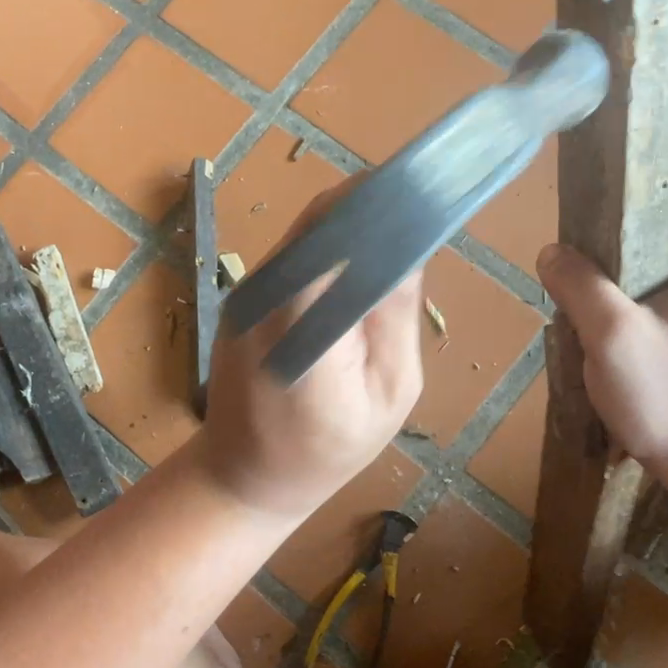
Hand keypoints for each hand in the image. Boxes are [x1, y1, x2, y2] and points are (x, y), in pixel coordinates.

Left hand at [196, 182, 423, 519]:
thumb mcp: (389, 393)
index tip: (425, 192)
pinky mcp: (243, 298)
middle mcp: (263, 297)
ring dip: (350, 224)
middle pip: (319, 222)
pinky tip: (359, 262)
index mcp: (302, 327)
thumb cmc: (328, 450)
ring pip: (305, 232)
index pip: (337, 236)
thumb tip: (412, 245)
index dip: (380, 204)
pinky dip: (329, 247)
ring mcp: (246, 294)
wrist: (245, 475)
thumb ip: (396, 316)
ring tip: (398, 229)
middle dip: (371, 205)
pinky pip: (292, 255)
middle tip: (421, 206)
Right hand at [536, 179, 667, 487]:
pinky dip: (643, 307)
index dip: (658, 180)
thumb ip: (579, 285)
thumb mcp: (612, 336)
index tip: (610, 193)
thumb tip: (551, 253)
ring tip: (588, 291)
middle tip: (584, 248)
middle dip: (632, 235)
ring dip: (632, 277)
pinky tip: (610, 331)